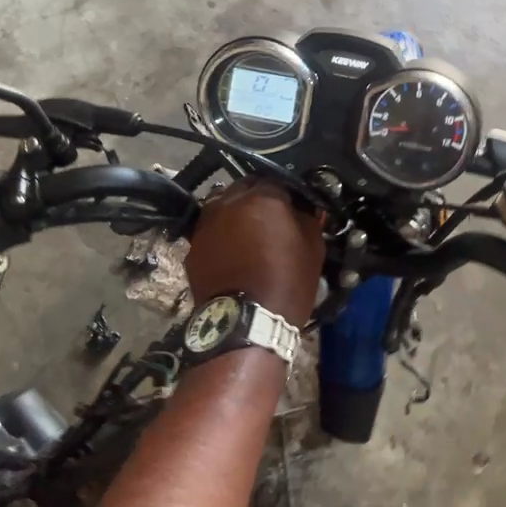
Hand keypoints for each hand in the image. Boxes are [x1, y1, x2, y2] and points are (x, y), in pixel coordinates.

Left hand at [185, 177, 324, 325]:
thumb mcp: (313, 248)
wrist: (244, 326)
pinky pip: (210, 231)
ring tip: (247, 234)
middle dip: (258, 198)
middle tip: (270, 219)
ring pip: (223, 205)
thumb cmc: (286, 283)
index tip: (293, 209)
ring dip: (236, 212)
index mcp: (263, 197)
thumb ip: (308, 218)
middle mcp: (230, 202)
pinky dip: (221, 235)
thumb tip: (303, 208)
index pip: (278, 181)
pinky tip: (231, 253)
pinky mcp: (192, 247)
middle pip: (246, 188)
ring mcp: (206, 224)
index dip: (287, 195)